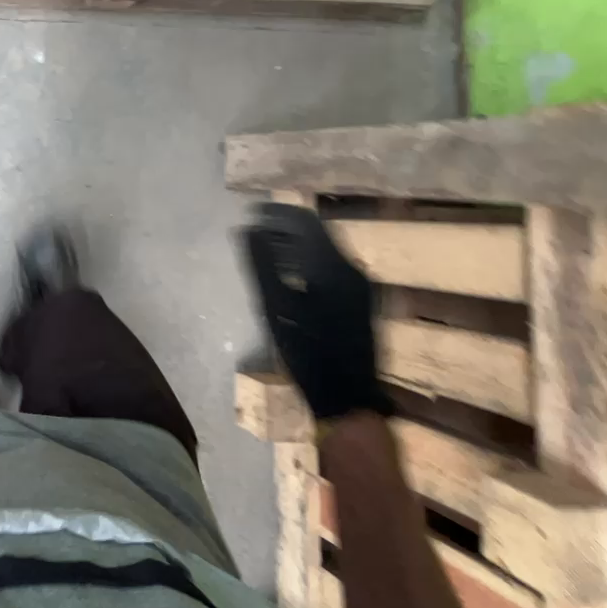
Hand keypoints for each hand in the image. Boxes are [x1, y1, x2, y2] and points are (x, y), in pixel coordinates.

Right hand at [239, 202, 390, 420]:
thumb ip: (261, 263)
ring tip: (266, 249)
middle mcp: (352, 269)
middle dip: (283, 228)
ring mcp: (360, 286)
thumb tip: (246, 229)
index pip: (304, 222)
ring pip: (324, 250)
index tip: (252, 212)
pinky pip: (331, 267)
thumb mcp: (275, 306)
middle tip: (255, 230)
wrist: (347, 396)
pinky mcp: (360, 300)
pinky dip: (307, 261)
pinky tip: (289, 274)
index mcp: (332, 266)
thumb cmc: (307, 350)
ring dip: (294, 245)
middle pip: (316, 234)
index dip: (276, 213)